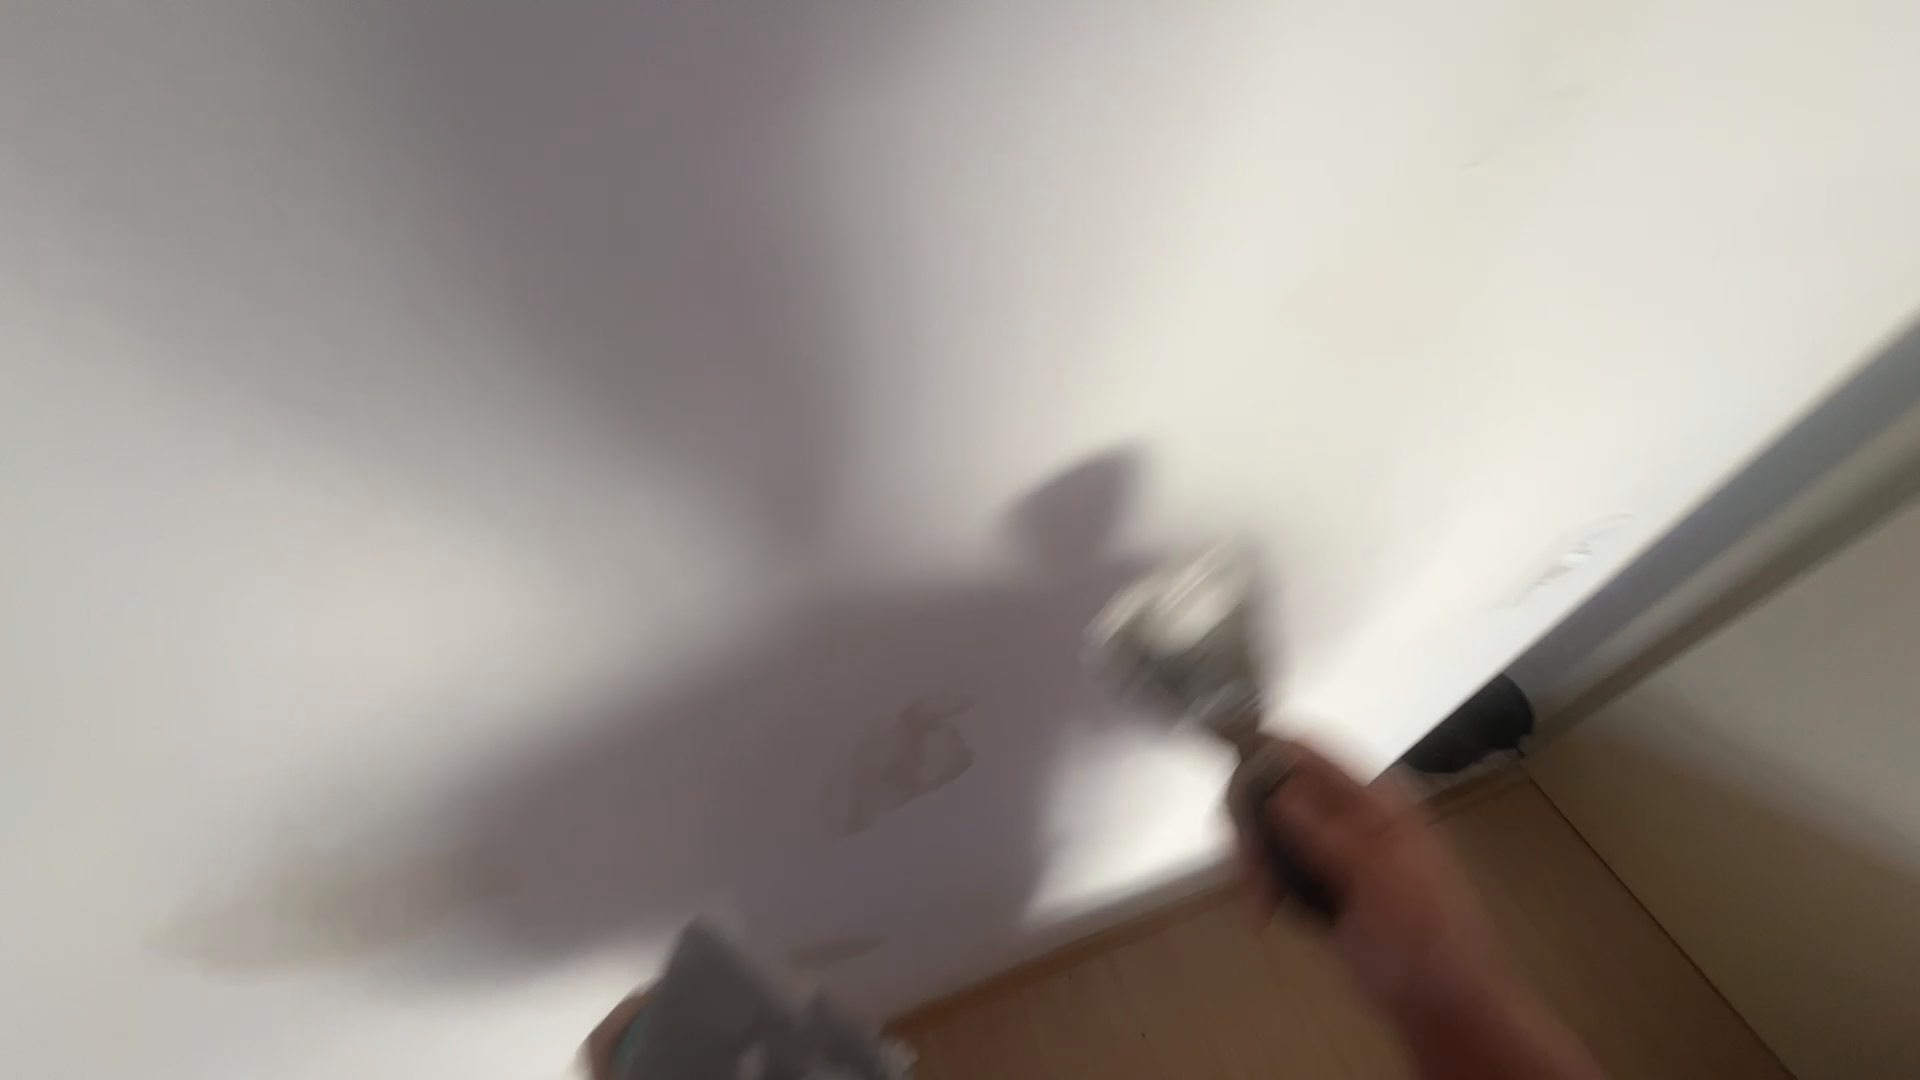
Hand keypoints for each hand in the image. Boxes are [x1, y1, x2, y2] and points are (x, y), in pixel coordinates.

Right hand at [1231, 740, 1504, 1018]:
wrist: (1445, 1009)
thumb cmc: (1426, 941)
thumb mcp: (1380, 881)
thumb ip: (1327, 835)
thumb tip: (1277, 794)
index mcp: (1372, 798)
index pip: (1306, 751)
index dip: (1262, 756)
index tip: (1231, 788)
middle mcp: (1345, 811)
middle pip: (1272, 788)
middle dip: (1252, 825)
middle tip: (1248, 865)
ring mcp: (1329, 844)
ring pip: (1264, 826)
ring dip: (1252, 860)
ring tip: (1260, 901)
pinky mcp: (1314, 875)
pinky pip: (1270, 860)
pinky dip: (1259, 881)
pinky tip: (1263, 909)